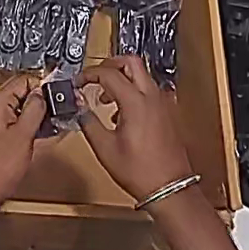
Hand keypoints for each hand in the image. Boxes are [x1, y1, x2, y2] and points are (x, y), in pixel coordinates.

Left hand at [0, 74, 47, 212]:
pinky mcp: (1, 136)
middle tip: (61, 107)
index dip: (42, 85)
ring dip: (40, 112)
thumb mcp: (23, 134)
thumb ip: (35, 109)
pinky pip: (20, 121)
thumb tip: (43, 91)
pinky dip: (33, 124)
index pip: (23, 80)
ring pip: (23, 107)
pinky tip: (46, 131)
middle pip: (23, 92)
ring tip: (57, 120)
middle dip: (42, 99)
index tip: (58, 94)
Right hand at [79, 55, 195, 203]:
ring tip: (106, 98)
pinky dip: (133, 90)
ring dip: (122, 78)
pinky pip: (148, 89)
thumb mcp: (105, 148)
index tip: (78, 81)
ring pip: (141, 74)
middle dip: (110, 65)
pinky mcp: (167, 111)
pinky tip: (122, 113)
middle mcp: (152, 96)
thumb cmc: (140, 171)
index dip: (89, 74)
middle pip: (131, 62)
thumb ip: (89, 122)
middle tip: (95, 77)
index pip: (109, 73)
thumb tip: (79, 108)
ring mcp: (162, 102)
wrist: (169, 187)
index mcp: (135, 102)